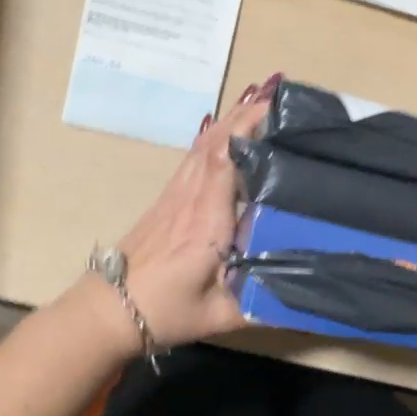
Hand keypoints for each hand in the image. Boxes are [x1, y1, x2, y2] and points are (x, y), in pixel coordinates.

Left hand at [111, 77, 276, 349]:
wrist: (107, 311)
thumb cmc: (165, 313)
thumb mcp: (221, 316)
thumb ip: (263, 301)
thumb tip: (309, 291)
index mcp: (207, 223)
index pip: (225, 161)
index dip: (248, 129)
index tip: (280, 111)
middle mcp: (190, 199)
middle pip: (215, 142)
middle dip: (247, 115)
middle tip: (282, 99)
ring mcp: (175, 196)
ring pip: (203, 146)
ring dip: (231, 122)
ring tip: (263, 106)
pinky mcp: (166, 201)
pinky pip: (194, 159)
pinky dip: (216, 139)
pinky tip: (230, 135)